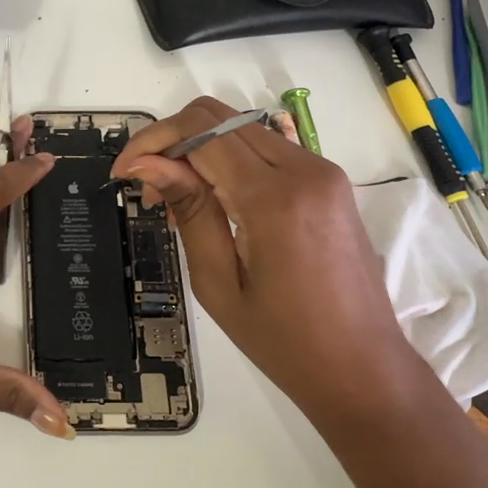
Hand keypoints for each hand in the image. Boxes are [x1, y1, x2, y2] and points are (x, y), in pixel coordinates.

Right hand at [112, 96, 420, 419]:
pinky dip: (228, 160)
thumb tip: (147, 163)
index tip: (123, 172)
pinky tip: (213, 202)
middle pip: (218, 117)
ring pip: (240, 127)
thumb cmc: (285, 342)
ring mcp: (322, 171)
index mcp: (275, 199)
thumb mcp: (219, 284)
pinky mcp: (329, 181)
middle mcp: (305, 170)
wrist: (365, 370)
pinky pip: (265, 148)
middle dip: (171, 141)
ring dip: (199, 150)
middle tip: (147, 189)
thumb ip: (188, 210)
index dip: (153, 142)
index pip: (201, 132)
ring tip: (176, 202)